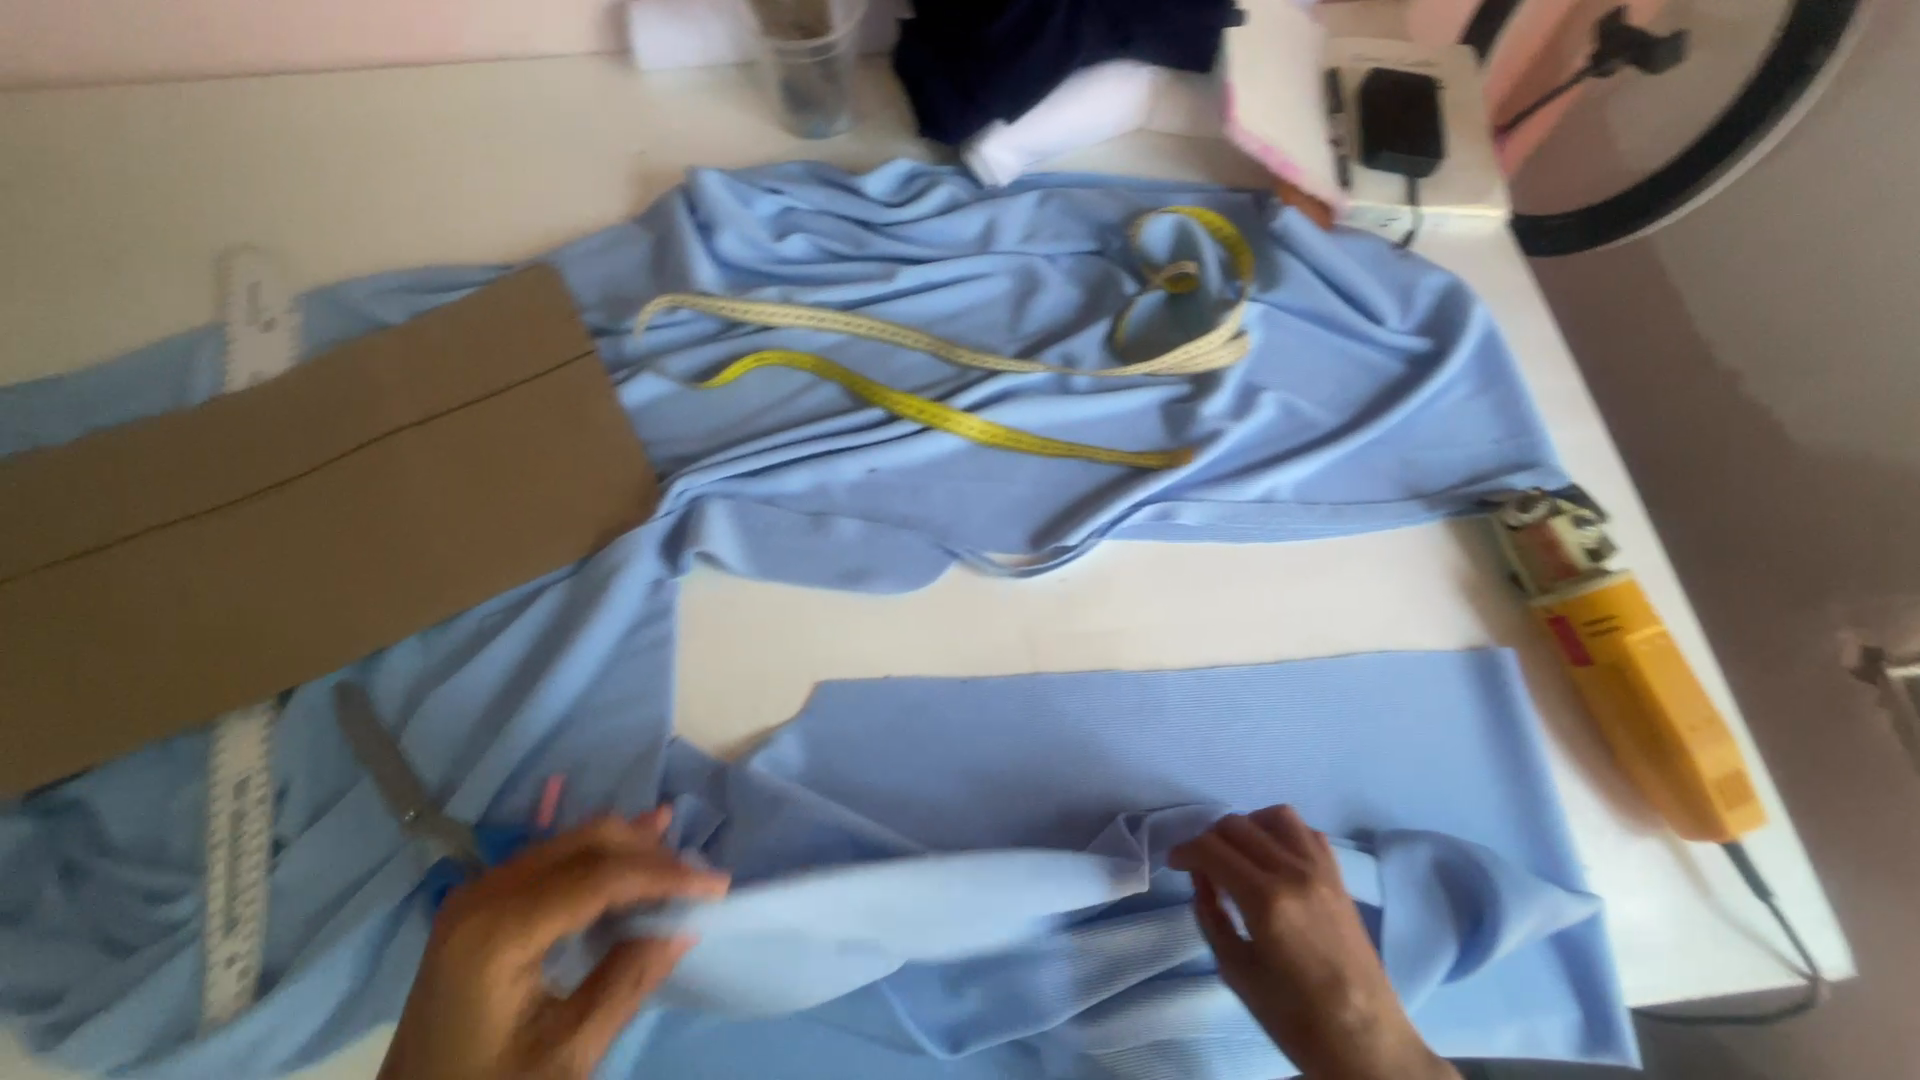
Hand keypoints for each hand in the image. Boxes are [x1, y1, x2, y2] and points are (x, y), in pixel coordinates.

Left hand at [379, 809, 728, 1079]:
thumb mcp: (566, 1055)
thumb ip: (627, 982)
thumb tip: (686, 925)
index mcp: (498, 934)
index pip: (600, 878)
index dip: (664, 875)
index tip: (718, 886)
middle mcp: (483, 895)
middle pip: (584, 844)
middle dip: (649, 852)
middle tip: (700, 876)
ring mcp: (476, 894)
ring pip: (570, 842)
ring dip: (627, 848)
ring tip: (679, 855)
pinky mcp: (479, 903)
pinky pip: (551, 859)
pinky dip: (598, 858)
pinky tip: (631, 858)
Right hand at [1169, 806, 1458, 1079]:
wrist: (1366, 1042)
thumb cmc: (1294, 1018)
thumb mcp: (1236, 971)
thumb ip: (1211, 915)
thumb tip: (1200, 879)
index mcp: (1265, 900)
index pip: (1211, 848)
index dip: (1184, 851)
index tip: (1174, 863)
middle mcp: (1294, 873)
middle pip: (1238, 825)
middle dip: (1209, 839)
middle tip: (1200, 865)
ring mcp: (1322, 871)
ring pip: (1275, 816)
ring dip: (1248, 827)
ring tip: (1238, 855)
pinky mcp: (1340, 879)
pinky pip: (1307, 833)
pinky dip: (1282, 834)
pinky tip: (1272, 860)